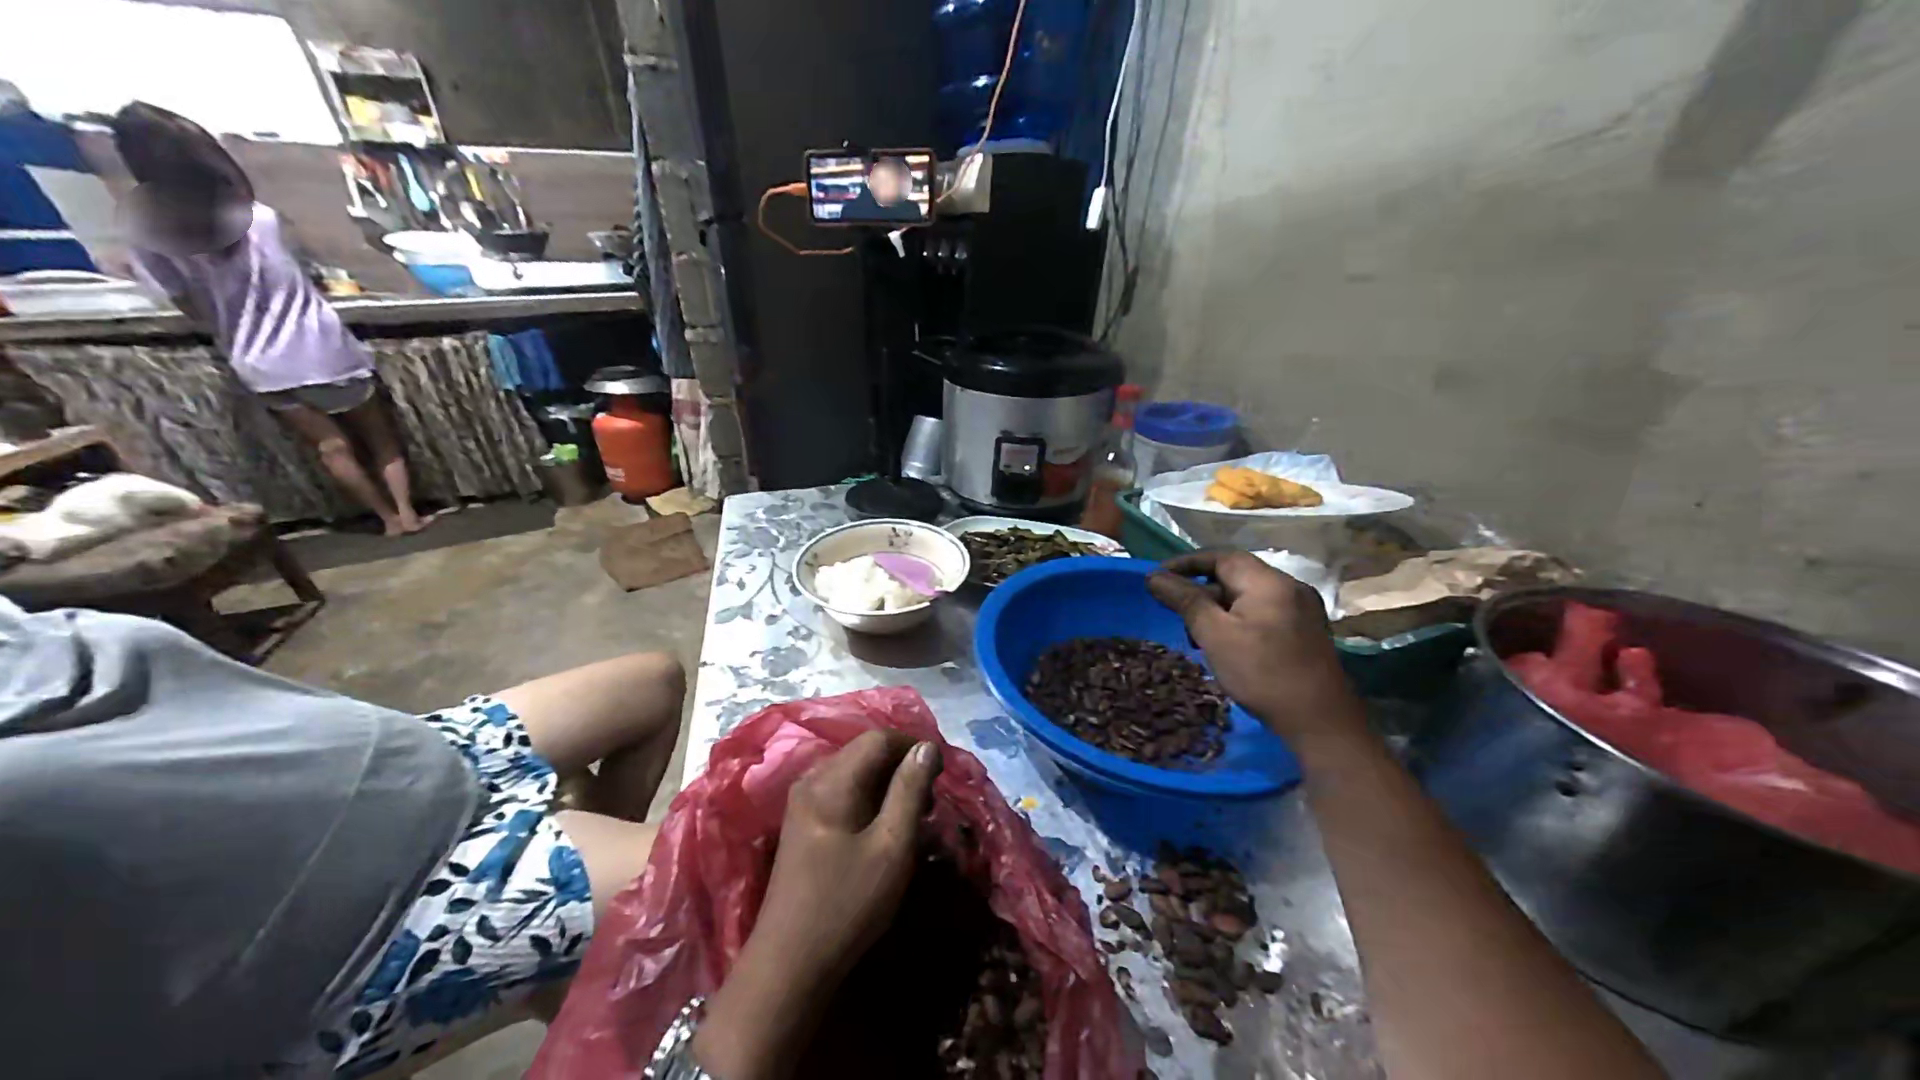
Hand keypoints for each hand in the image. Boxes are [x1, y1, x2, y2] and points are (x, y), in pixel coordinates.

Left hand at [693, 731, 942, 1079]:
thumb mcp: (892, 847)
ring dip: (886, 780)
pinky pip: (840, 789)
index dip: (913, 745)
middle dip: (901, 764)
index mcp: (831, 781)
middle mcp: (811, 780)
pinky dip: (867, 795)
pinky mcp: (800, 822)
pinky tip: (881, 824)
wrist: (790, 961)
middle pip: (863, 750)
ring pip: (852, 769)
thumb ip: (910, 791)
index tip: (942, 772)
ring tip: (912, 811)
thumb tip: (927, 747)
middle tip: (930, 797)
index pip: (878, 738)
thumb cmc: (848, 903)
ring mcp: (801, 801)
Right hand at [1147, 550, 1361, 741]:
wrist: (1320, 722)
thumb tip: (1154, 577)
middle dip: (1201, 590)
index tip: (1158, 578)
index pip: (1221, 557)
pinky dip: (1238, 620)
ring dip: (1218, 608)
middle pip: (1235, 575)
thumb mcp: (1214, 635)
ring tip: (1198, 636)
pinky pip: (1263, 613)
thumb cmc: (1262, 674)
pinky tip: (1226, 645)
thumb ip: (1185, 600)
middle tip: (1175, 613)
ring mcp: (1301, 610)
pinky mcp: (1305, 632)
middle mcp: (1289, 587)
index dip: (1186, 564)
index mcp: (1269, 582)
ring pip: (1248, 596)